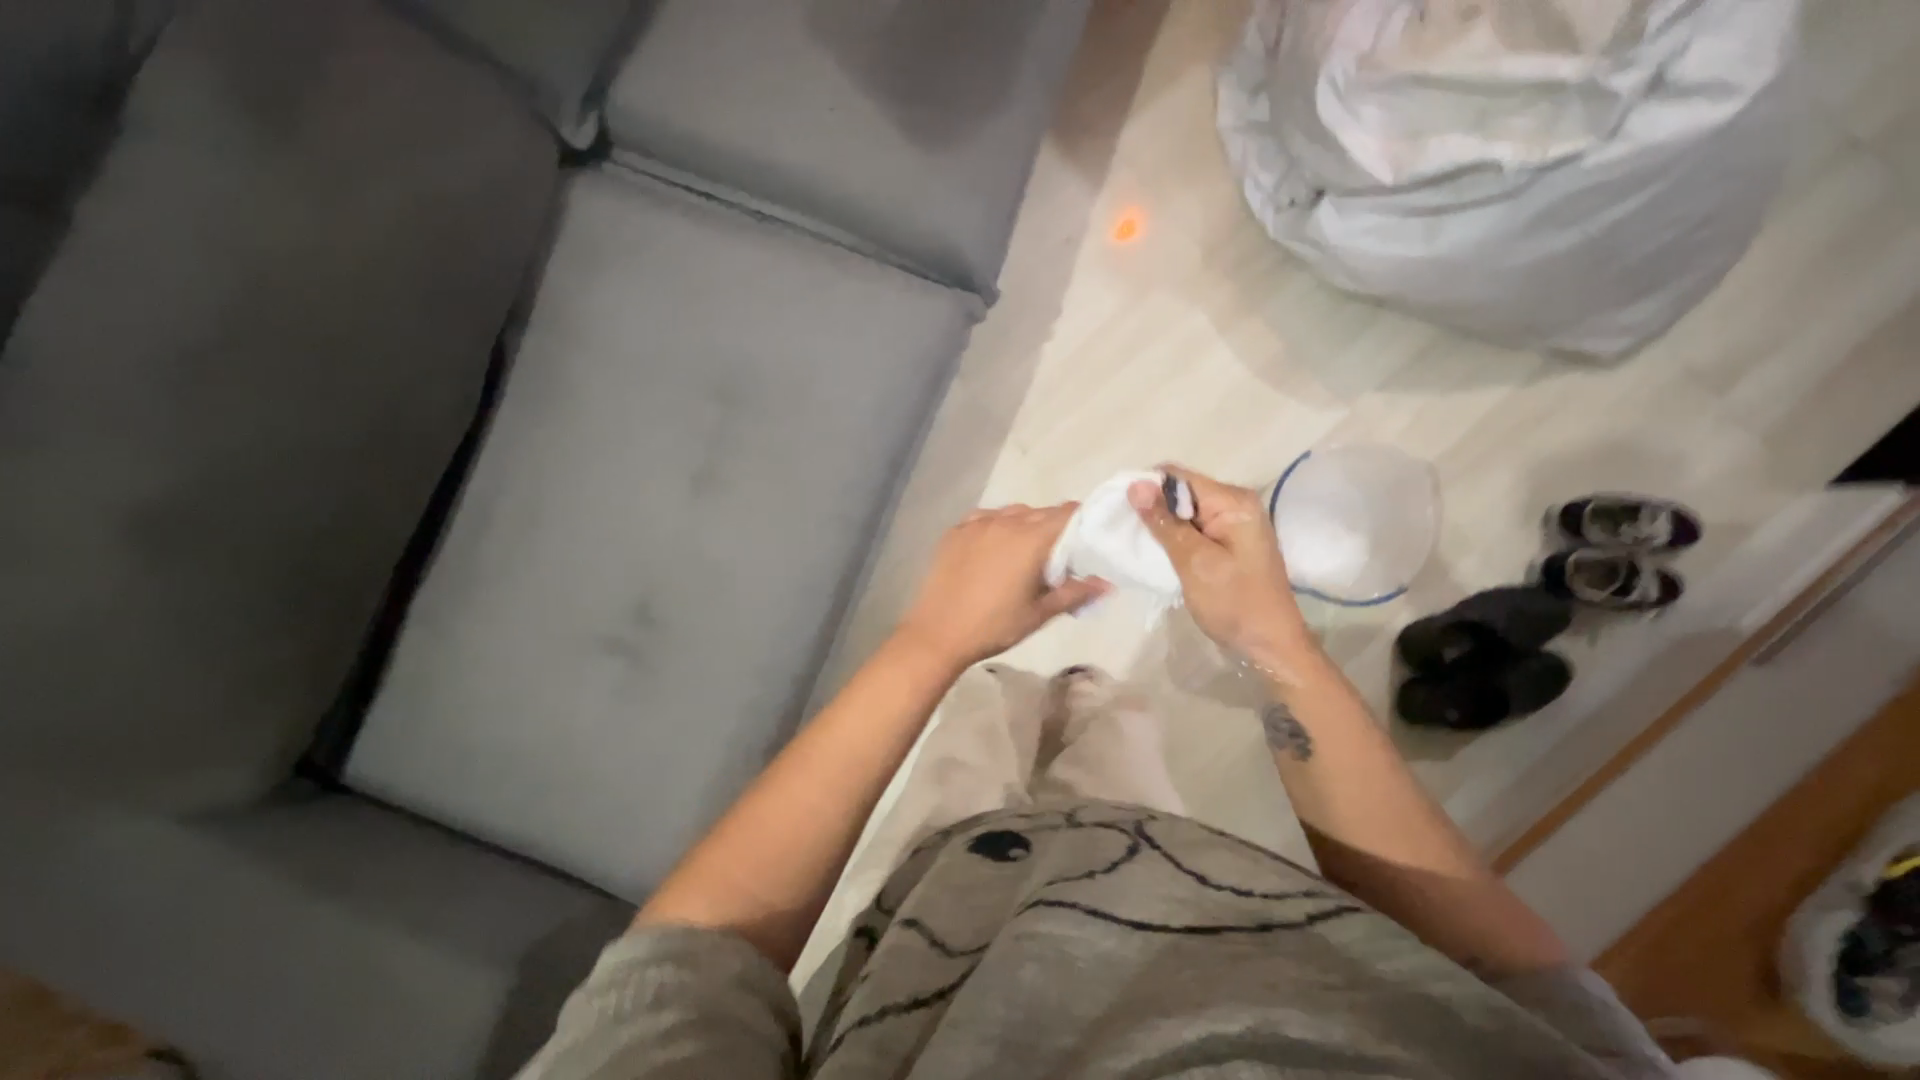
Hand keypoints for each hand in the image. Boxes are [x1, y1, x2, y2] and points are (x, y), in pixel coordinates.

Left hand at [895, 503, 1108, 670]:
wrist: (938, 634)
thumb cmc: (994, 626)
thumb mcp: (1040, 613)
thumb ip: (1075, 593)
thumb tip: (1107, 584)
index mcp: (1030, 539)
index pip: (1067, 514)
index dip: (1082, 522)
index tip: (1087, 541)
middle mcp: (1005, 522)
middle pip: (1041, 512)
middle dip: (1054, 528)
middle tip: (1058, 557)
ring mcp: (976, 524)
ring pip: (1012, 513)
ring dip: (1025, 526)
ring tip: (1024, 554)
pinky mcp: (955, 532)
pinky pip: (985, 518)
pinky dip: (996, 527)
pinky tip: (995, 549)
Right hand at [1128, 466, 1313, 672]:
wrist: (1270, 644)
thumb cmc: (1234, 603)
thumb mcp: (1194, 562)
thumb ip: (1165, 522)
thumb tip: (1136, 485)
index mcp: (1233, 502)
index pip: (1178, 476)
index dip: (1147, 488)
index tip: (1120, 512)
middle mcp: (1237, 504)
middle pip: (1182, 491)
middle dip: (1153, 508)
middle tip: (1126, 533)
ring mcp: (1235, 524)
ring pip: (1186, 511)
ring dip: (1163, 526)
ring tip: (1137, 544)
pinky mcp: (1231, 542)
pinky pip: (1196, 528)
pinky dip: (1177, 538)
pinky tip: (1161, 555)